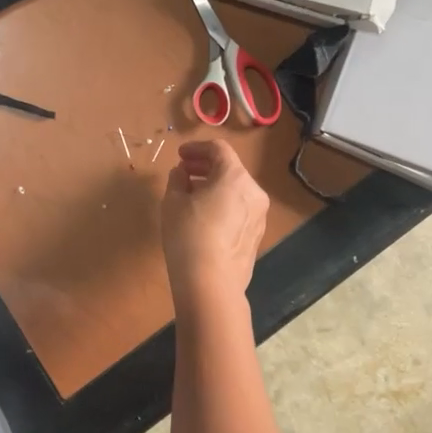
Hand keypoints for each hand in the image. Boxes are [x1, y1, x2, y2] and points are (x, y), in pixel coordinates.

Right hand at [160, 140, 268, 308]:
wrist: (211, 284)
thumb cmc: (189, 234)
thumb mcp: (173, 201)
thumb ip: (177, 180)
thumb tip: (182, 174)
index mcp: (235, 177)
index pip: (218, 149)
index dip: (197, 147)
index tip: (180, 156)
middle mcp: (253, 192)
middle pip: (230, 168)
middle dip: (205, 166)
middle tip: (183, 171)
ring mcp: (259, 216)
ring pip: (236, 189)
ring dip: (213, 185)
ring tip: (190, 194)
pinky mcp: (256, 236)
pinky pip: (239, 208)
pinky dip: (223, 203)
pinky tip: (204, 216)